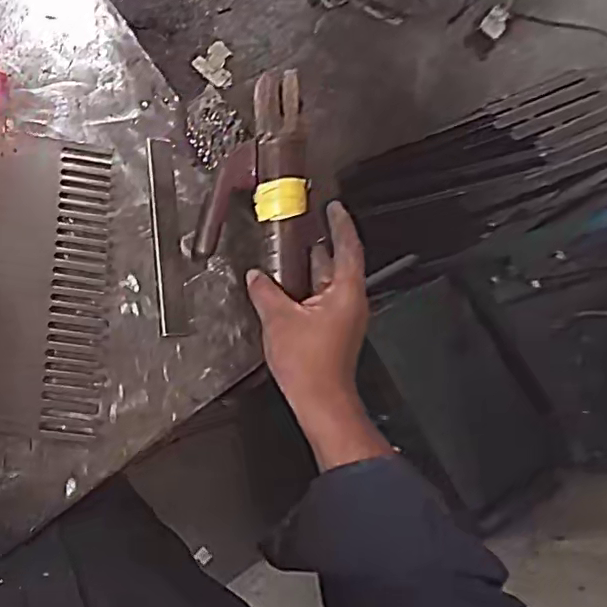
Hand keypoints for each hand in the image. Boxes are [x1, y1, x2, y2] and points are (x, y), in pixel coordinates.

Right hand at [246, 201, 391, 469]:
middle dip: (319, 245)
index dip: (340, 225)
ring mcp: (341, 317)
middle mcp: (349, 302)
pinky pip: (316, 299)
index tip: (334, 209)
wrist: (318, 397)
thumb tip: (256, 277)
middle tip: (302, 227)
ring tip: (286, 255)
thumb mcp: (278, 319)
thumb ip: (265, 292)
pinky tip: (282, 289)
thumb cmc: (310, 365)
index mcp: (346, 293)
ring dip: (308, 268)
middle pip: (336, 264)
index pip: (347, 248)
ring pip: (324, 282)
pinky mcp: (330, 329)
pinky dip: (302, 289)